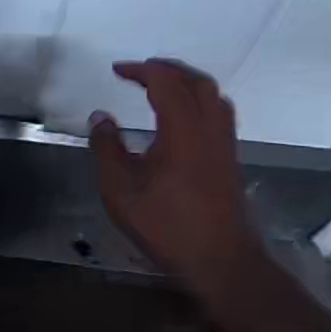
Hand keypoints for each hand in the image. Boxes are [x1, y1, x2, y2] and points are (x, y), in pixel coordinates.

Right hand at [88, 59, 260, 289]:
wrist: (221, 262)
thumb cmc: (166, 226)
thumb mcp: (121, 190)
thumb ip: (108, 149)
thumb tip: (100, 117)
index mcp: (183, 131)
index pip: (166, 83)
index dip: (141, 70)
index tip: (117, 70)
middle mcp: (210, 131)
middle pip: (197, 82)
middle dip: (168, 70)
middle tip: (140, 71)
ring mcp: (225, 146)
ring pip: (214, 97)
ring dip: (187, 83)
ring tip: (161, 87)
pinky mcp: (230, 160)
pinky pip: (219, 114)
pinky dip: (198, 101)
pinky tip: (181, 119)